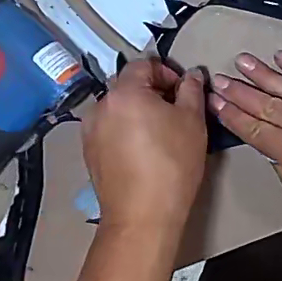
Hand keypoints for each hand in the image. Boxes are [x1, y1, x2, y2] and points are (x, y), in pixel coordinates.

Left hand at [82, 57, 208, 234]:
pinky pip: (109, 129)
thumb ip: (192, 91)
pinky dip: (125, 131)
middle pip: (128, 85)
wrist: (142, 215)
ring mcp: (90, 130)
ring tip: (160, 133)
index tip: (182, 90)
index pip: (144, 64)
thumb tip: (192, 76)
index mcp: (124, 92)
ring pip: (118, 108)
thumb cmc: (171, 167)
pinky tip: (144, 151)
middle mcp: (100, 106)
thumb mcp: (192, 122)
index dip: (167, 72)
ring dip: (138, 112)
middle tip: (176, 111)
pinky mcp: (89, 152)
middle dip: (152, 92)